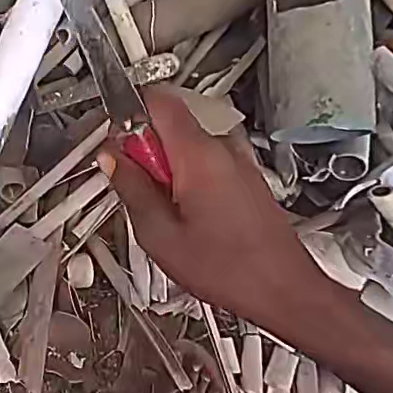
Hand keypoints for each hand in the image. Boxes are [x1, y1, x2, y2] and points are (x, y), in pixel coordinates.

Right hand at [102, 86, 355, 346]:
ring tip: (164, 211)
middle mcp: (222, 149)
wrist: (282, 290)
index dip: (127, 114)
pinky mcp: (243, 177)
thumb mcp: (158, 233)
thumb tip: (110, 159)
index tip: (114, 143)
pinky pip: (203, 161)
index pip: (157, 101)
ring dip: (163, 168)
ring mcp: (237, 162)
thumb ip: (130, 188)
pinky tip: (185, 216)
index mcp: (198, 155)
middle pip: (168, 124)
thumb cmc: (229, 269)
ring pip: (184, 144)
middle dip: (143, 151)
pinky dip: (184, 179)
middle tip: (137, 188)